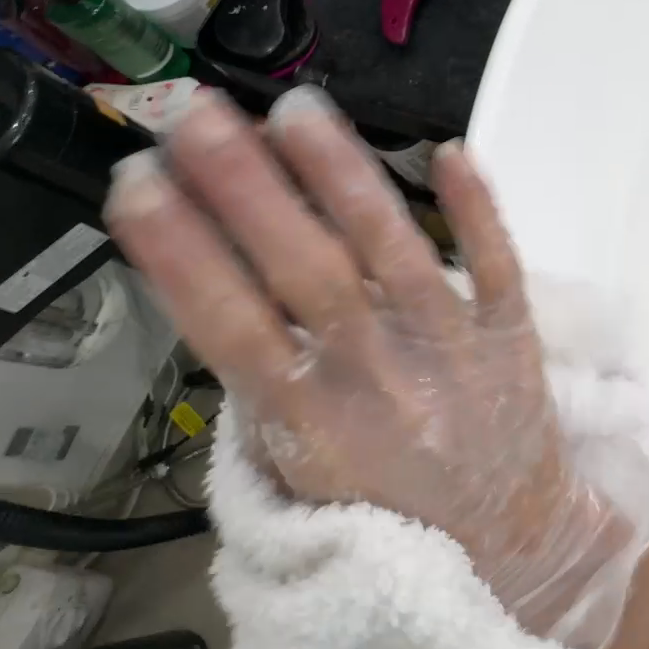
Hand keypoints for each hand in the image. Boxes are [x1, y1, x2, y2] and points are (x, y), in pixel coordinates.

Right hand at [104, 86, 648, 648]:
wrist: (509, 537)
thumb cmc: (394, 509)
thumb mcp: (301, 471)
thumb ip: (261, 389)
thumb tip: (215, 289)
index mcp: (311, 422)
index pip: (230, 325)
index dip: (181, 253)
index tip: (139, 183)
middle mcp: (379, 376)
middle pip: (305, 271)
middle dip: (248, 190)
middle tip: (202, 115)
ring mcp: (450, 346)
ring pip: (392, 250)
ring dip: (344, 177)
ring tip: (298, 111)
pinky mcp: (510, 330)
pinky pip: (496, 261)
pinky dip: (476, 208)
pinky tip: (451, 151)